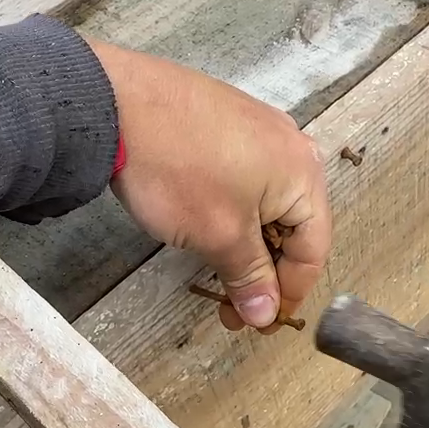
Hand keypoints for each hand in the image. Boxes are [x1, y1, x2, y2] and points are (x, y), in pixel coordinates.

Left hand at [89, 38, 330, 329]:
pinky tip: (208, 231)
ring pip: (266, 204)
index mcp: (305, 174)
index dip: (289, 294)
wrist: (115, 102)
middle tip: (233, 309)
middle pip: (293, 226)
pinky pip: (245, 180)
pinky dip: (233, 214)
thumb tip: (265, 314)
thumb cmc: (179, 172)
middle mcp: (293, 146)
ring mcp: (259, 129)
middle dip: (264, 273)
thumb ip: (250, 277)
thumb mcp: (220, 235)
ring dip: (246, 247)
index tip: (260, 324)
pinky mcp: (227, 121)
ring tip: (216, 275)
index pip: (313, 250)